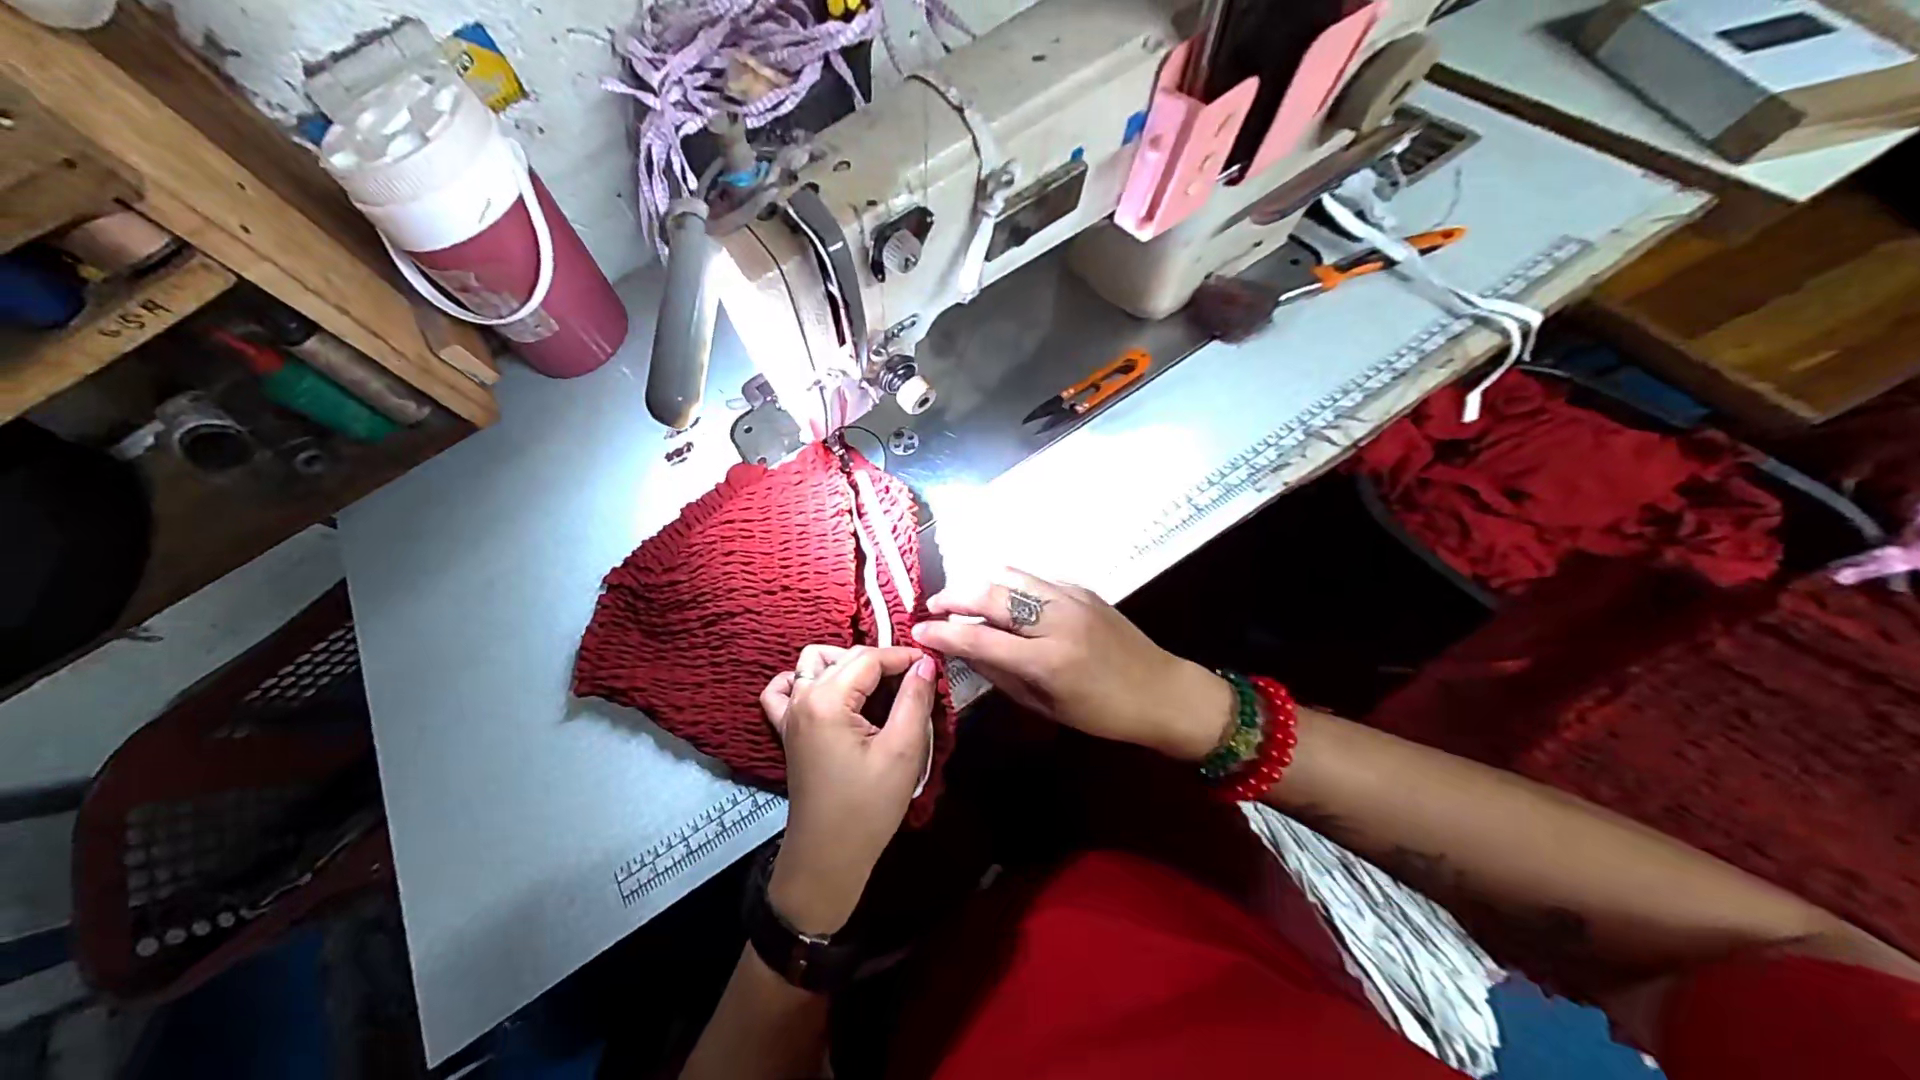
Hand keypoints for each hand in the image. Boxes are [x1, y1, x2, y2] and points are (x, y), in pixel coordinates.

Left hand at [759, 645, 935, 934]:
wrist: (828, 856)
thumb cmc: (868, 807)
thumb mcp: (902, 751)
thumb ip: (914, 700)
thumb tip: (924, 664)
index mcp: (828, 700)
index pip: (870, 658)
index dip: (904, 657)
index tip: (931, 666)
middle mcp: (803, 698)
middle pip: (845, 657)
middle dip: (882, 662)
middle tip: (913, 682)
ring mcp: (790, 714)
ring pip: (813, 663)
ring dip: (846, 664)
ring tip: (876, 687)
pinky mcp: (786, 731)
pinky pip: (784, 690)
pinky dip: (804, 680)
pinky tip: (828, 691)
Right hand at [910, 568, 1231, 763]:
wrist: (1161, 691)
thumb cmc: (1102, 713)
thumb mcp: (1046, 705)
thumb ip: (1001, 675)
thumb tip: (966, 651)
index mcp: (1047, 661)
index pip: (981, 640)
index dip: (943, 634)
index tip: (918, 631)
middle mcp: (1057, 621)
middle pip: (991, 596)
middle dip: (955, 598)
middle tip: (933, 607)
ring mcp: (1072, 599)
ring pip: (1012, 577)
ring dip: (980, 584)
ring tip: (963, 597)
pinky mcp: (1084, 589)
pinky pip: (1037, 579)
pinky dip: (1012, 584)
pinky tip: (1004, 597)